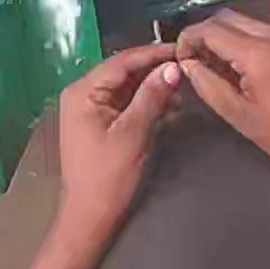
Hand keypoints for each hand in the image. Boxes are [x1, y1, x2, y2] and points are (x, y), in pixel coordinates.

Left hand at [55, 43, 181, 234]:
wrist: (89, 220)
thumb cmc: (108, 176)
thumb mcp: (133, 133)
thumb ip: (152, 96)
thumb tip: (173, 67)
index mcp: (83, 91)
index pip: (122, 61)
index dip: (152, 53)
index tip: (181, 48)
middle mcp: (83, 93)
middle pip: (123, 72)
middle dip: (154, 69)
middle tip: (186, 65)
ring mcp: (89, 108)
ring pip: (126, 87)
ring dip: (152, 86)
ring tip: (183, 86)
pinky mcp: (99, 122)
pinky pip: (125, 103)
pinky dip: (146, 102)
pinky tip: (169, 105)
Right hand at [176, 10, 269, 178]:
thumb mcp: (240, 116)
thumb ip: (208, 86)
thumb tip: (187, 65)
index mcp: (257, 54)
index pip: (209, 29)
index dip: (187, 40)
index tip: (180, 60)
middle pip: (222, 17)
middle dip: (201, 34)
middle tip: (192, 60)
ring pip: (237, 19)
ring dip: (218, 35)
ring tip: (210, 64)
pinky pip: (253, 28)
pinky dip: (236, 38)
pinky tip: (232, 64)